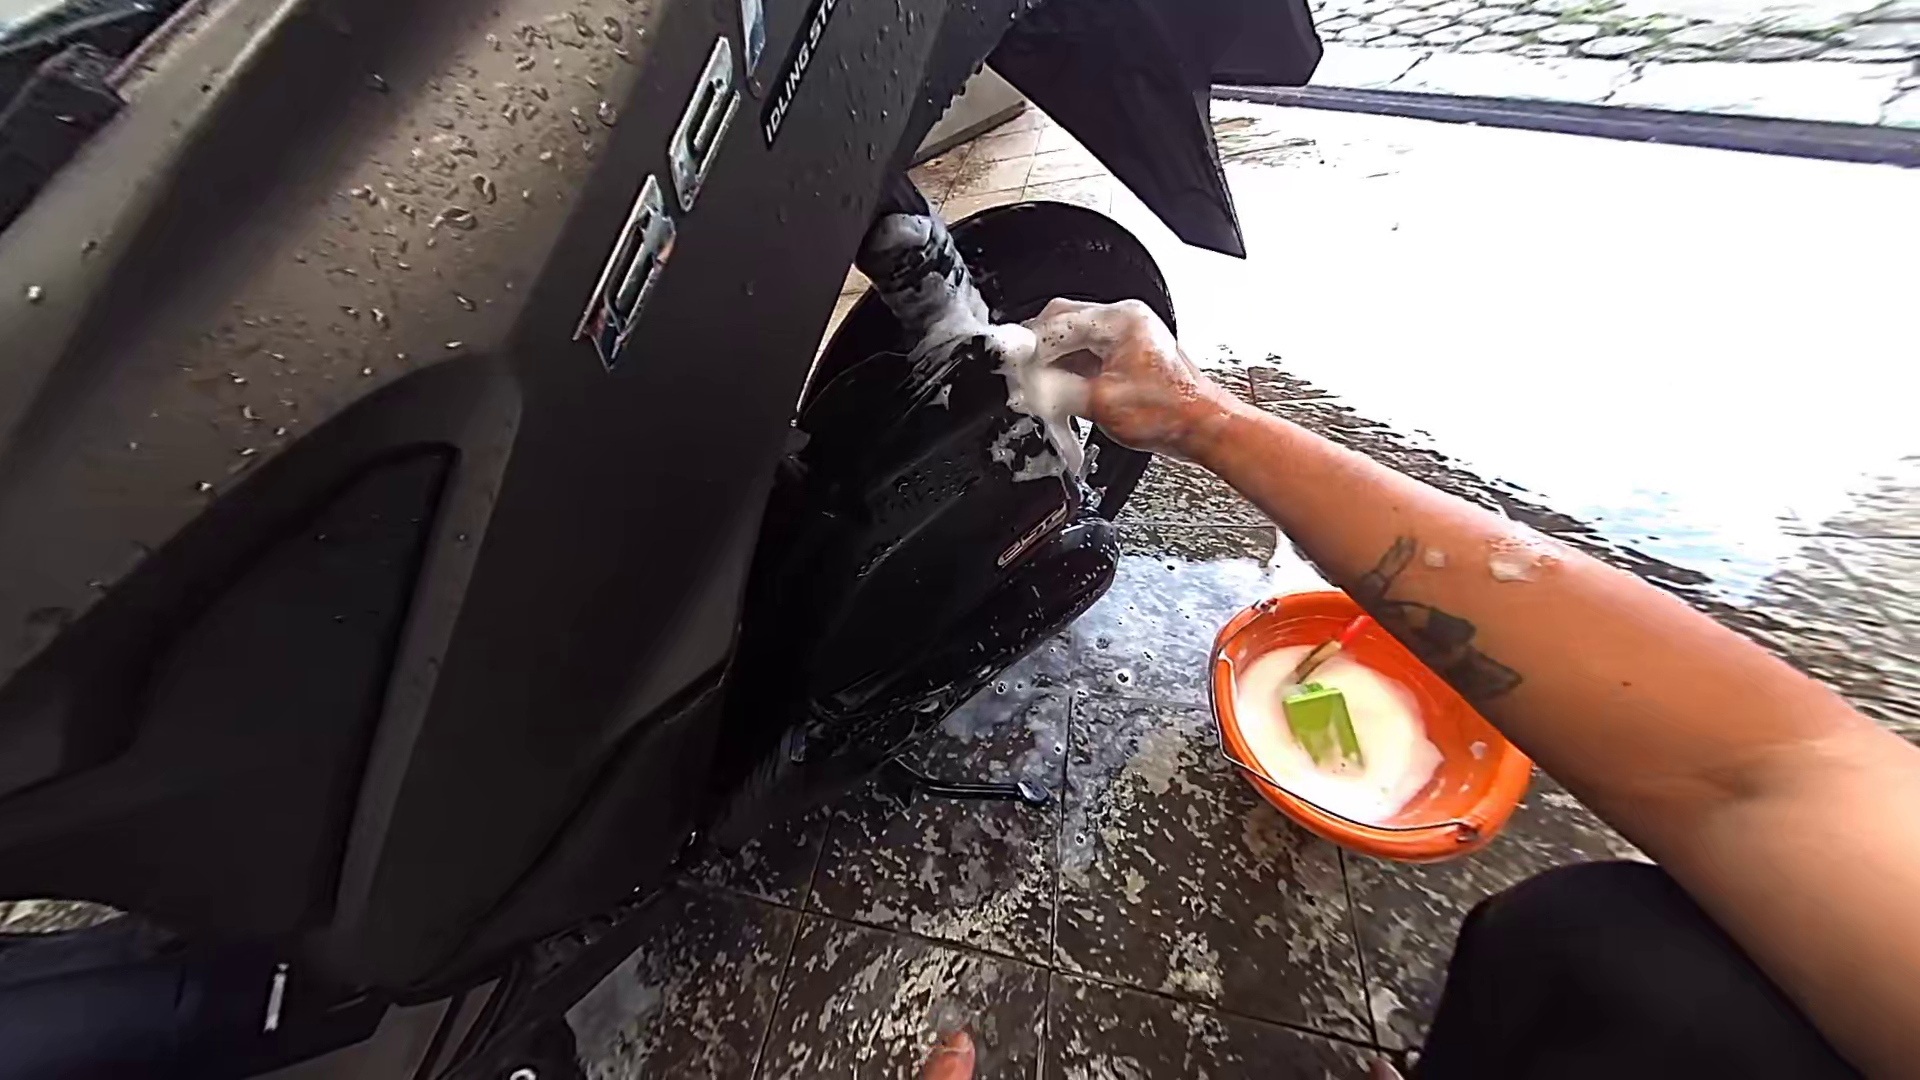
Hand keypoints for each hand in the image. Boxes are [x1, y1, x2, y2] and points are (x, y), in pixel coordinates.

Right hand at [1023, 298, 1238, 461]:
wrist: (1201, 427)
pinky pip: (1086, 354)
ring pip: (1073, 339)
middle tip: (1021, 373)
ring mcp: (1126, 338)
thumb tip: (1030, 388)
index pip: (1059, 320)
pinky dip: (1068, 369)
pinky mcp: (1125, 356)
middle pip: (1064, 323)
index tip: (1014, 363)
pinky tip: (1059, 388)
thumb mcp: (1102, 403)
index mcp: (1121, 321)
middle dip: (1039, 349)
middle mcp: (1124, 322)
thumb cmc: (1170, 412)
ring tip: (1038, 384)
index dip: (1031, 344)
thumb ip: (1059, 392)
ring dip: (1053, 360)